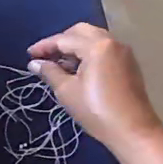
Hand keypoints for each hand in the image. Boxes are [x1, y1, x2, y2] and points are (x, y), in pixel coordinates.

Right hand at [28, 23, 162, 149]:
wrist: (133, 132)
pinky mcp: (128, 64)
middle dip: (61, 41)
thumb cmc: (96, 110)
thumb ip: (49, 72)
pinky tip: (77, 69)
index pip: (64, 39)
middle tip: (45, 57)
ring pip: (94, 39)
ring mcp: (123, 52)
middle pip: (81, 32)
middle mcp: (112, 43)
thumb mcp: (66, 91)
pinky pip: (104, 49)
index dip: (44, 46)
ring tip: (59, 64)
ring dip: (75, 47)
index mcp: (97, 46)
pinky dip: (88, 53)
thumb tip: (34, 63)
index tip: (29, 55)